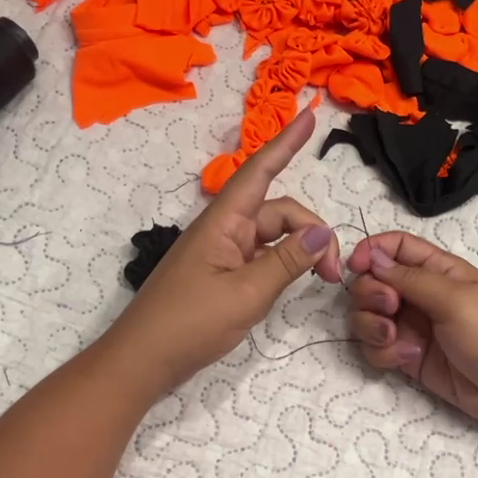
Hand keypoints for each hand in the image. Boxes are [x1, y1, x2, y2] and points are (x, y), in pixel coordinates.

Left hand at [109, 110, 342, 390]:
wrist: (142, 361)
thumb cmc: (189, 323)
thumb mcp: (246, 294)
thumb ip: (287, 261)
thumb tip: (323, 233)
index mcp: (223, 222)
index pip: (261, 171)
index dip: (286, 143)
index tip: (310, 116)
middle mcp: (224, 230)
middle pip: (278, 212)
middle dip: (312, 231)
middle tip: (334, 273)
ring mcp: (222, 254)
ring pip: (273, 237)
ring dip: (301, 250)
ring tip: (324, 279)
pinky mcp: (221, 276)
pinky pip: (261, 258)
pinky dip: (283, 265)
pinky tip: (295, 284)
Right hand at [345, 232, 477, 423]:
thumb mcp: (455, 299)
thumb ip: (411, 278)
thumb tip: (374, 257)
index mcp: (438, 270)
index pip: (396, 247)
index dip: (372, 251)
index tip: (355, 267)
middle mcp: (420, 294)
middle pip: (373, 281)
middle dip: (370, 294)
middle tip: (389, 310)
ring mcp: (411, 325)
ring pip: (368, 316)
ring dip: (371, 326)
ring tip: (393, 339)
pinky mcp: (406, 354)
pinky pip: (376, 347)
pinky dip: (382, 352)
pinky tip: (406, 359)